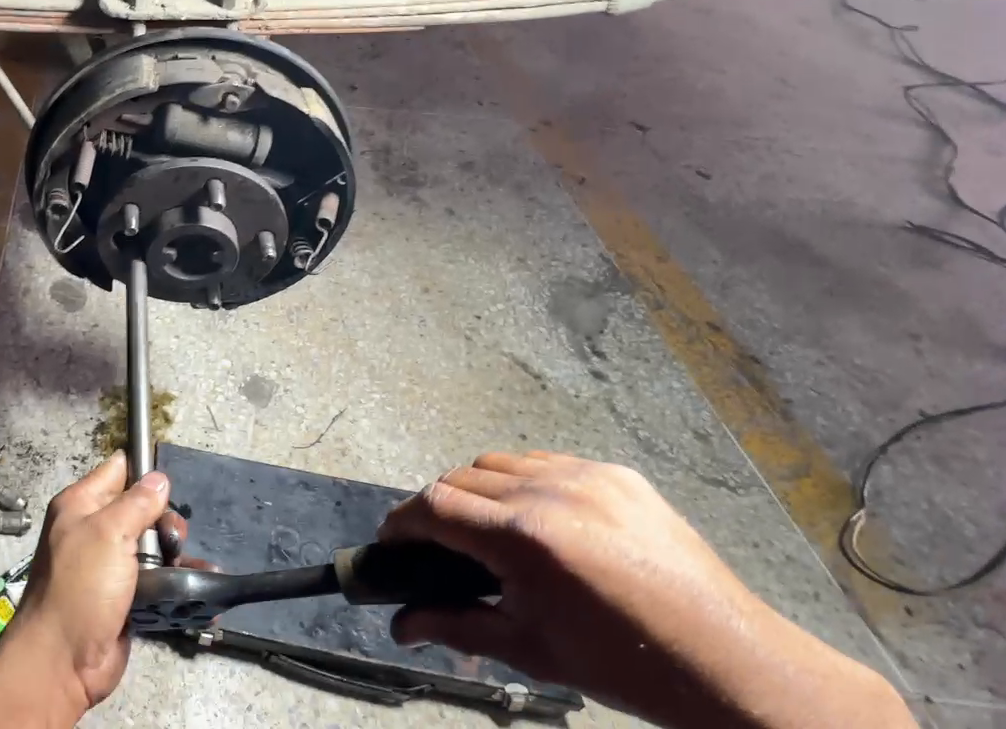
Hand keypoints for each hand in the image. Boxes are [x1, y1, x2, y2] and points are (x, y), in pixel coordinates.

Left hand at [0, 453, 168, 728]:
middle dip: (165, 521)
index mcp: (80, 505)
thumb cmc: (80, 587)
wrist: (62, 661)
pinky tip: (203, 590)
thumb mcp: (108, 533)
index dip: (145, 472)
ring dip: (176, 556)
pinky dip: (178, 585)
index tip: (172, 484)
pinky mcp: (125, 598)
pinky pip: (157, 582)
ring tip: (194, 568)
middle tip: (176, 539)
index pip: (117, 471)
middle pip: (141, 510)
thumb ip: (136, 503)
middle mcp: (94, 530)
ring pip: (153, 548)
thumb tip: (159, 478)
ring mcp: (110, 566)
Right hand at [378, 451, 913, 728]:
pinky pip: (545, 462)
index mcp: (525, 538)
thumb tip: (398, 626)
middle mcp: (549, 492)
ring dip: (478, 490)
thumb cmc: (624, 664)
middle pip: (460, 478)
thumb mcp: (530, 650)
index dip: (403, 523)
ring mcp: (587, 476)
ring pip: (498, 464)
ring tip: (489, 529)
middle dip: (438, 509)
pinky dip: (523, 481)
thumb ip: (455, 626)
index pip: (434, 506)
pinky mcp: (617, 474)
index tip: (393, 542)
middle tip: (441, 546)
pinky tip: (538, 517)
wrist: (732, 664)